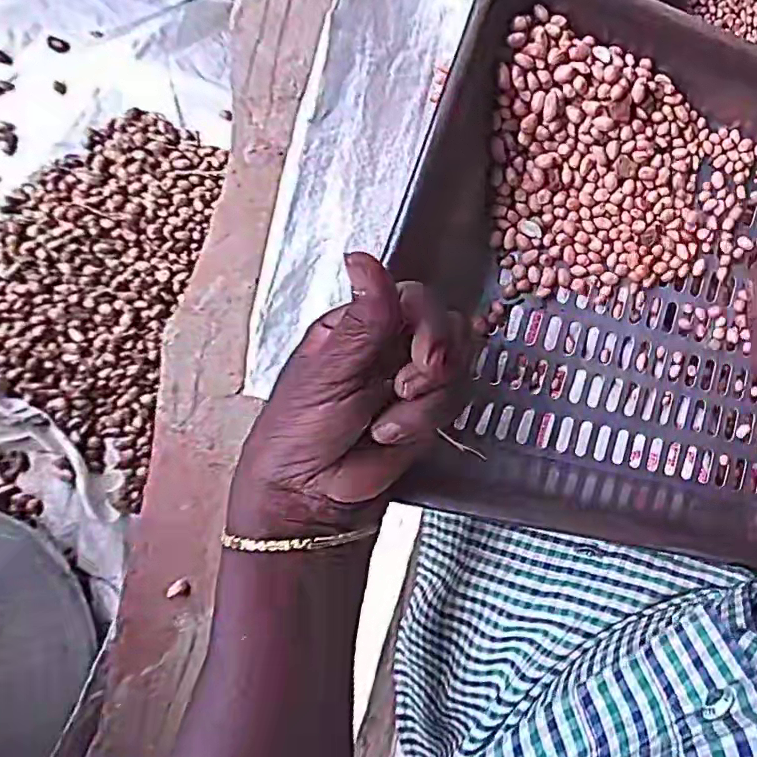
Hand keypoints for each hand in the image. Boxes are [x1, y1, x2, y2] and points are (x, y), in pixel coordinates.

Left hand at [229, 253, 469, 539]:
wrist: (311, 497)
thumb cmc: (298, 432)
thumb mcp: (328, 372)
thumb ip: (363, 319)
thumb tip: (362, 259)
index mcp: (362, 325)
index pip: (415, 298)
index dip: (428, 320)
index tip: (422, 350)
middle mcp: (393, 345)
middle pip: (447, 326)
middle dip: (436, 358)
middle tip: (409, 385)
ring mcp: (415, 377)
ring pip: (457, 364)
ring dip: (426, 399)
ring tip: (386, 422)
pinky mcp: (431, 408)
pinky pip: (457, 398)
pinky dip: (426, 420)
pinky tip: (392, 435)